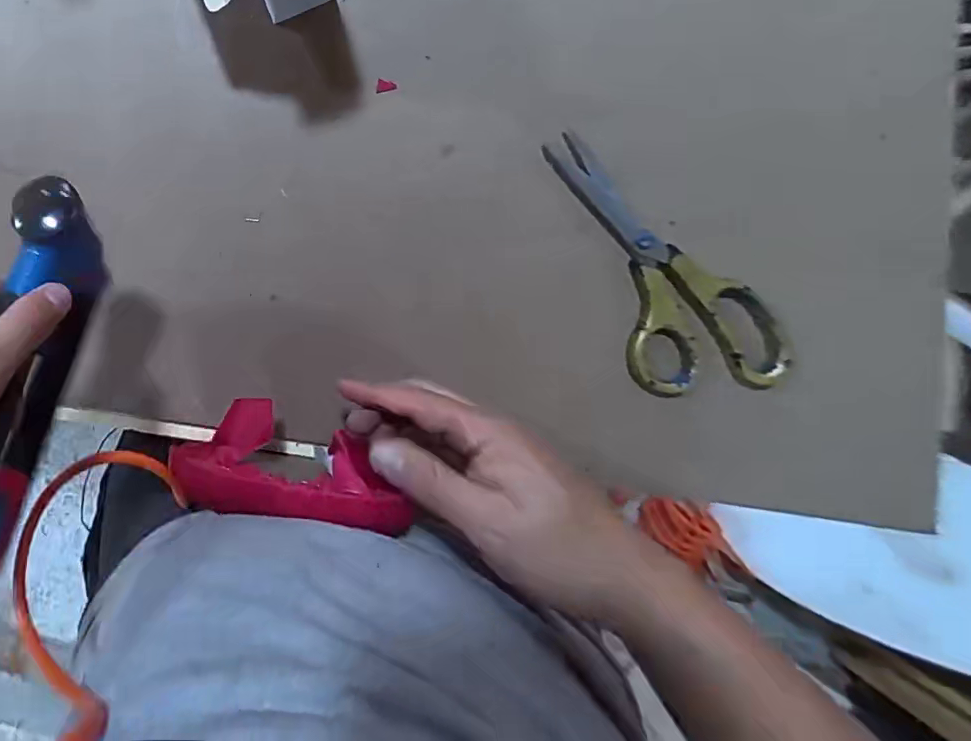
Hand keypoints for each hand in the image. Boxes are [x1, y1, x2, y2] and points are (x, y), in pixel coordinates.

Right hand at [340, 379, 678, 625]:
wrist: (630, 583)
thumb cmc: (555, 550)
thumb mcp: (485, 520)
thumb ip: (428, 479)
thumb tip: (377, 445)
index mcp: (488, 430)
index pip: (421, 401)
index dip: (378, 393)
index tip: (340, 387)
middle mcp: (493, 429)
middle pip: (430, 402)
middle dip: (387, 406)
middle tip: (351, 425)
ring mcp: (502, 449)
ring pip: (440, 423)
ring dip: (402, 426)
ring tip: (370, 441)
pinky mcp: (507, 470)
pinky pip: (452, 446)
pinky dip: (422, 446)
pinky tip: (408, 461)